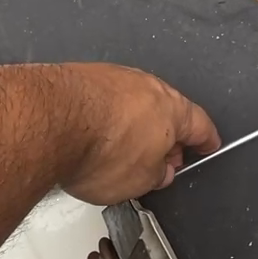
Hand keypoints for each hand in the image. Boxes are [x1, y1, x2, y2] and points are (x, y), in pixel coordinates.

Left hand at [45, 64, 218, 204]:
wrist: (49, 120)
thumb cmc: (97, 148)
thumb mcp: (140, 180)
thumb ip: (156, 174)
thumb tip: (158, 169)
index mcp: (171, 109)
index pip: (200, 124)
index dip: (205, 139)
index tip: (208, 144)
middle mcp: (145, 86)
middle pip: (164, 111)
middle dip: (164, 135)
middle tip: (160, 158)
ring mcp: (112, 78)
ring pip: (131, 104)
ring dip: (131, 125)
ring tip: (120, 151)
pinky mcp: (82, 77)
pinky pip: (102, 100)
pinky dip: (103, 118)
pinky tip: (92, 136)